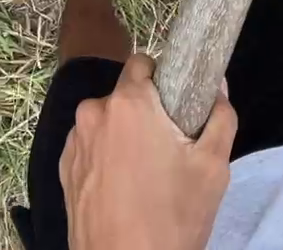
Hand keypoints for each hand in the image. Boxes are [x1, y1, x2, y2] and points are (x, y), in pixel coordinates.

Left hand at [60, 53, 236, 249]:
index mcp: (128, 102)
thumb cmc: (172, 219)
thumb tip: (217, 85)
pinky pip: (90, 146)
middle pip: (125, 95)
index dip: (161, 79)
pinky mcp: (63, 167)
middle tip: (167, 149)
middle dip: (145, 113)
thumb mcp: (213, 168)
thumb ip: (220, 117)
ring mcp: (74, 139)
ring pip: (106, 121)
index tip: (175, 106)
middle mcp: (94, 110)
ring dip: (123, 135)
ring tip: (144, 175)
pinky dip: (104, 157)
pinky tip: (121, 189)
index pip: (142, 63)